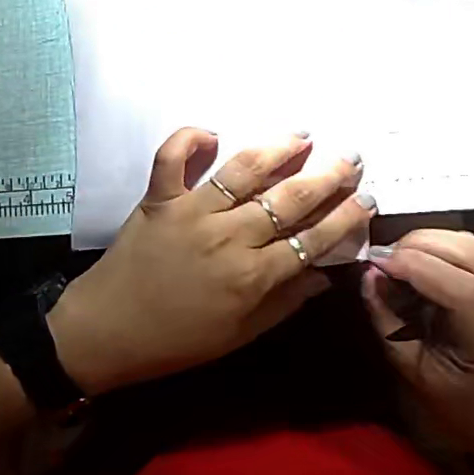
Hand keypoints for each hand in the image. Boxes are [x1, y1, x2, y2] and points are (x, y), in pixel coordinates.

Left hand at [49, 127, 376, 395]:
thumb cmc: (178, 341)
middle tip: (351, 159)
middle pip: (289, 199)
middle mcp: (230, 237)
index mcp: (254, 277)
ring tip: (303, 136)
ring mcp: (192, 213)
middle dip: (327, 177)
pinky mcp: (159, 200)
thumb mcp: (240, 335)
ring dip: (277, 150)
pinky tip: (210, 133)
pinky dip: (187, 140)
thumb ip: (286, 303)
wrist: (107, 332)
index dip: (344, 218)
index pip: (313, 240)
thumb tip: (325, 274)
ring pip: (243, 171)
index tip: (366, 200)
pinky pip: (172, 159)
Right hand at [361, 229, 473, 474]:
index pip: (464, 290)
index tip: (377, 262)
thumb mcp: (415, 372)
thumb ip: (388, 323)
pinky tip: (428, 261)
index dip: (418, 266)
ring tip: (403, 254)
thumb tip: (369, 274)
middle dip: (424, 243)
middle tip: (386, 255)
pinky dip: (450, 249)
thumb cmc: (460, 406)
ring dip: (436, 240)